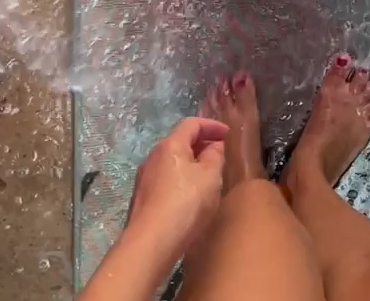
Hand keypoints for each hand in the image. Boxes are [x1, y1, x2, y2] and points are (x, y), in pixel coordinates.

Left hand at [124, 116, 227, 260]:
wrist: (149, 245)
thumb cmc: (185, 204)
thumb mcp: (210, 176)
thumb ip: (215, 155)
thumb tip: (213, 146)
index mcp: (170, 145)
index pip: (192, 124)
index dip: (212, 125)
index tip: (227, 134)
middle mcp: (153, 157)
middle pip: (180, 141)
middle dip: (201, 144)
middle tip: (220, 154)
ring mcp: (144, 179)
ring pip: (172, 163)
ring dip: (191, 164)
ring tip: (207, 177)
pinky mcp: (142, 200)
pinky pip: (165, 180)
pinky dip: (181, 180)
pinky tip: (190, 197)